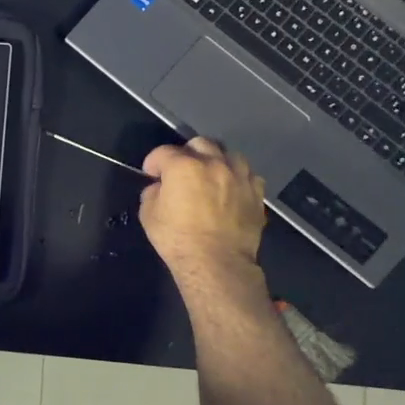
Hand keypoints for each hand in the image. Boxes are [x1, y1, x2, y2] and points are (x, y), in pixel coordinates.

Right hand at [140, 137, 266, 279]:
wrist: (216, 261)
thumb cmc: (176, 237)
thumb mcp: (148, 214)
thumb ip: (153, 193)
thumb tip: (161, 188)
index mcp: (183, 167)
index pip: (163, 152)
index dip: (153, 163)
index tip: (151, 175)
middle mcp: (214, 164)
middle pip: (200, 144)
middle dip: (186, 154)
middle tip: (180, 172)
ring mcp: (239, 177)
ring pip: (229, 154)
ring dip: (216, 161)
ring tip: (209, 177)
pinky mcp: (256, 192)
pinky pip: (247, 174)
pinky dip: (236, 177)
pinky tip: (229, 190)